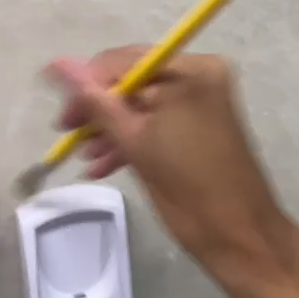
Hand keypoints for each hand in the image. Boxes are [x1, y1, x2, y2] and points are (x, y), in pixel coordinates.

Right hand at [47, 49, 298, 284]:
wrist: (241, 235)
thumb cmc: (189, 187)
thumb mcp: (135, 142)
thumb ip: (96, 102)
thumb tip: (58, 64)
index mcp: (191, 70)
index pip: (123, 62)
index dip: (87, 86)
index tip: (61, 116)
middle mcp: (200, 75)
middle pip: (133, 82)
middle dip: (99, 111)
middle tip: (68, 136)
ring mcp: (203, 99)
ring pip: (142, 105)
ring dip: (112, 129)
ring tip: (87, 158)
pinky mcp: (201, 123)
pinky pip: (158, 121)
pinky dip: (133, 139)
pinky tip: (103, 165)